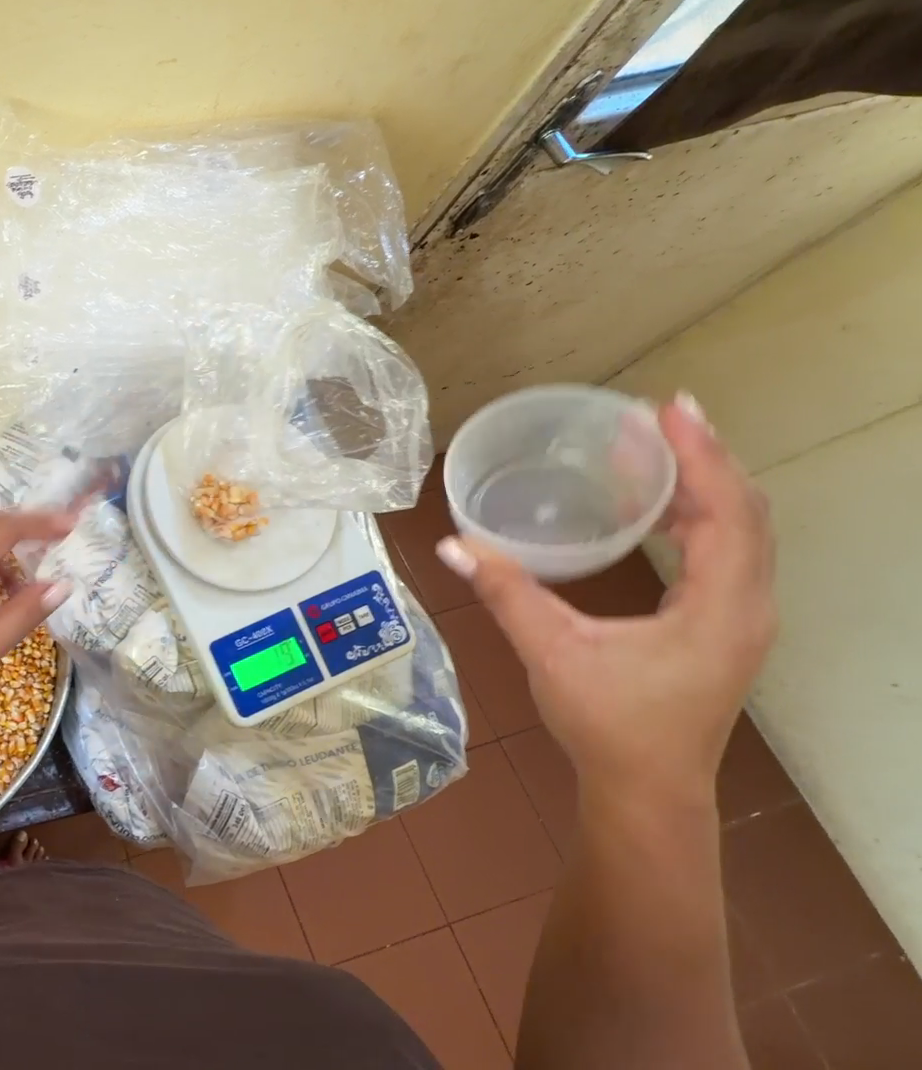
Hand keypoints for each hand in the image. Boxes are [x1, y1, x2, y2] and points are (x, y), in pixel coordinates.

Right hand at [437, 394, 776, 799]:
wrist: (646, 788)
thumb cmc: (606, 722)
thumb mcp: (552, 653)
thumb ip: (507, 594)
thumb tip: (453, 544)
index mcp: (720, 607)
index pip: (727, 512)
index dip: (700, 456)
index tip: (669, 410)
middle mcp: (746, 605)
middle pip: (744, 512)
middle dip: (703, 459)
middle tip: (656, 419)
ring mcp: (738, 617)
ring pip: (738, 533)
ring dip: (700, 488)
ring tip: (653, 453)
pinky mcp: (720, 627)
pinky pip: (722, 554)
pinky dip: (693, 520)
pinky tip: (650, 512)